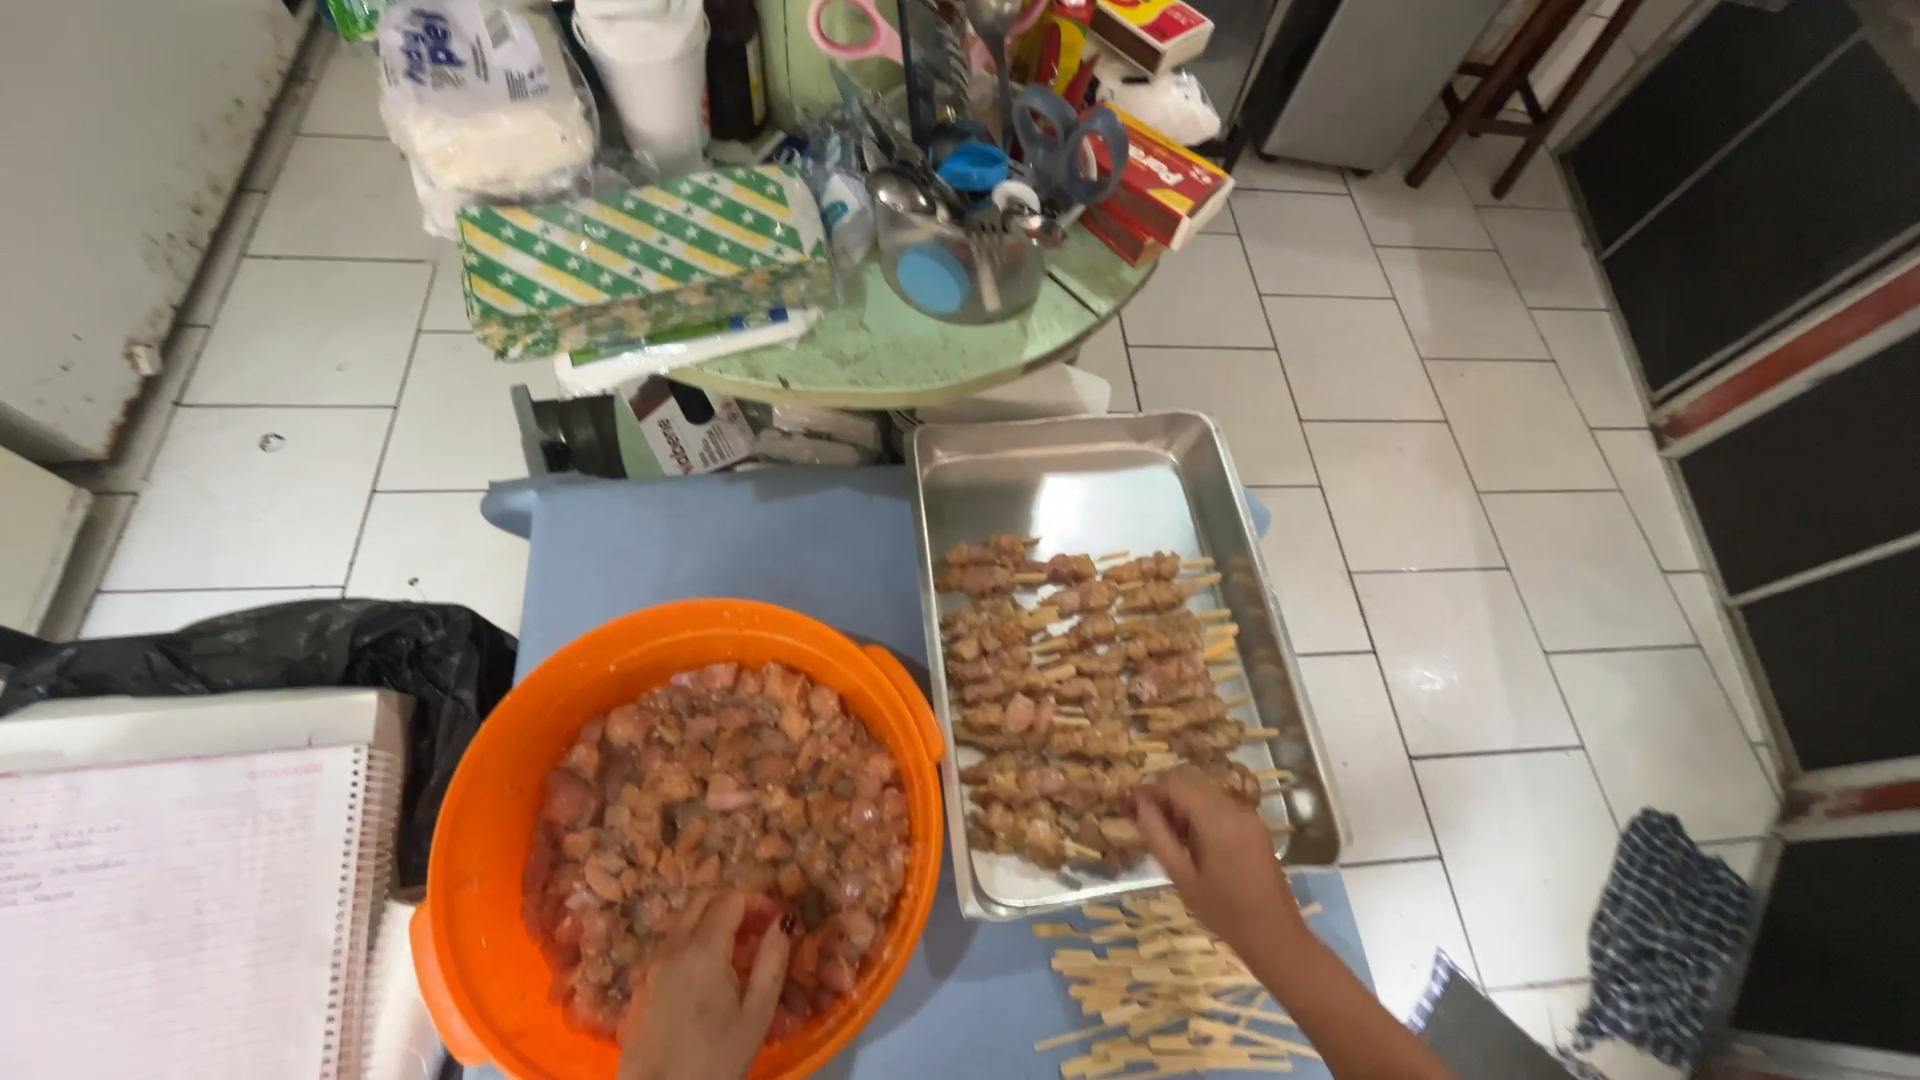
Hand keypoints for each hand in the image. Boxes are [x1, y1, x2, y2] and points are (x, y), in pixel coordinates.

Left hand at [618, 890, 792, 1079]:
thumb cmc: (715, 1062)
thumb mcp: (756, 1015)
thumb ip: (772, 961)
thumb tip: (782, 923)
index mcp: (702, 950)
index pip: (730, 898)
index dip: (758, 901)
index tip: (776, 922)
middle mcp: (671, 948)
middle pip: (702, 900)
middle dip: (734, 904)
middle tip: (757, 930)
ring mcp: (650, 967)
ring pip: (683, 922)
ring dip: (712, 923)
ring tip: (737, 956)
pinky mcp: (639, 988)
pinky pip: (669, 948)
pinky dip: (693, 944)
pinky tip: (708, 980)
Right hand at [1134, 767, 1305, 960]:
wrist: (1276, 937)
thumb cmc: (1224, 912)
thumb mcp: (1182, 877)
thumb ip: (1159, 836)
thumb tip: (1140, 804)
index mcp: (1217, 819)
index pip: (1177, 783)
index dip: (1151, 787)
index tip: (1131, 801)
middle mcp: (1235, 809)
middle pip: (1192, 781)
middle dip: (1166, 791)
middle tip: (1145, 816)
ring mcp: (1249, 816)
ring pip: (1207, 791)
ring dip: (1183, 800)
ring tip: (1166, 830)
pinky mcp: (1256, 827)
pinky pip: (1221, 805)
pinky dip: (1201, 810)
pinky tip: (1192, 838)